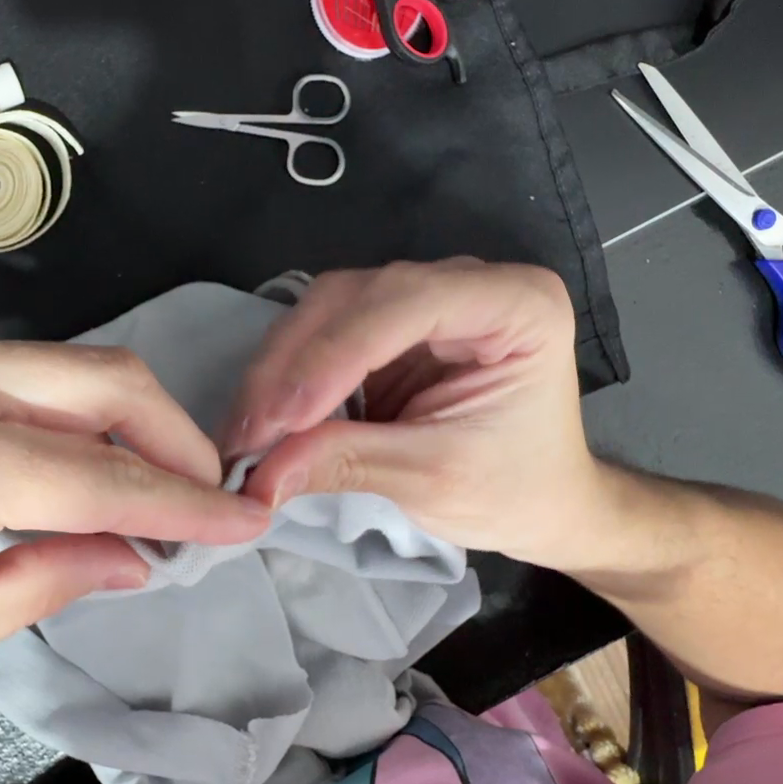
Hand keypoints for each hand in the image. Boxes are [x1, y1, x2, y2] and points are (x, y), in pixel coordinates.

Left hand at [0, 325, 269, 735]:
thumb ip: (43, 580)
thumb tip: (135, 556)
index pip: (98, 476)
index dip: (184, 503)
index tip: (246, 521)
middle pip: (101, 379)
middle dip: (173, 437)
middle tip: (204, 497)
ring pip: (62, 364)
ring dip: (121, 420)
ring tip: (145, 484)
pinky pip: (11, 368)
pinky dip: (61, 411)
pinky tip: (68, 458)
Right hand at [221, 260, 610, 569]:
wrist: (535, 501)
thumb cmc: (512, 491)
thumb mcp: (436, 482)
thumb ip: (349, 463)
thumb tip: (260, 474)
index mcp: (516, 304)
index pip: (410, 303)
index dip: (337, 354)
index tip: (285, 419)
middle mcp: (464, 283)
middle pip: (354, 298)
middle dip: (294, 365)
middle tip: (250, 433)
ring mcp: (417, 300)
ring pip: (323, 309)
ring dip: (276, 369)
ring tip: (247, 432)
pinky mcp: (381, 327)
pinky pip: (316, 334)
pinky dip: (282, 376)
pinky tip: (260, 416)